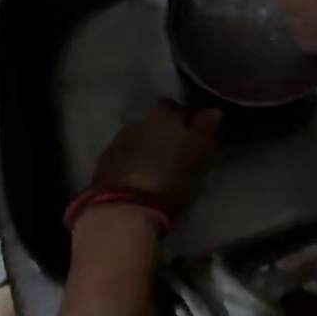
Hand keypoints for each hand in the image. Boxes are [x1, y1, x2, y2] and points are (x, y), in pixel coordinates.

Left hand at [82, 100, 221, 219]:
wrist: (123, 209)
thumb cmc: (169, 175)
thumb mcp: (197, 151)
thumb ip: (205, 126)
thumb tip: (213, 108)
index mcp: (162, 114)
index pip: (177, 105)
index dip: (186, 117)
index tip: (194, 130)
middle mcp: (138, 121)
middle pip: (155, 122)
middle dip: (164, 132)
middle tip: (177, 150)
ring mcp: (117, 143)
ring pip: (138, 139)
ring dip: (147, 147)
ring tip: (157, 167)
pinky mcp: (103, 166)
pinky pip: (124, 157)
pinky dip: (132, 163)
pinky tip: (139, 177)